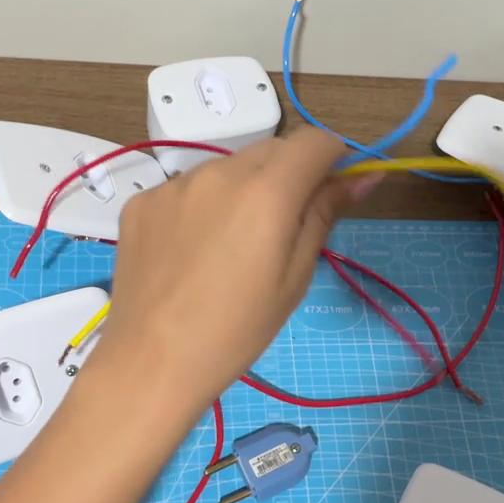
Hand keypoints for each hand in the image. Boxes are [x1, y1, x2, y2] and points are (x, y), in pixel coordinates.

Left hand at [91, 128, 371, 409]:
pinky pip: (185, 189)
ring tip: (228, 248)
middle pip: (269, 150)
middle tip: (279, 230)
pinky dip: (198, 207)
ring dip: (240, 190)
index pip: (313, 140)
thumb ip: (324, 215)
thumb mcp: (294, 278)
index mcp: (267, 192)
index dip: (330, 159)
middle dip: (286, 175)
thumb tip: (362, 177)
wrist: (151, 362)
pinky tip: (190, 253)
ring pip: (225, 168)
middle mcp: (219, 173)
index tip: (329, 192)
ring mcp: (174, 185)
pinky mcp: (142, 202)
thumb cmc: (236, 332)